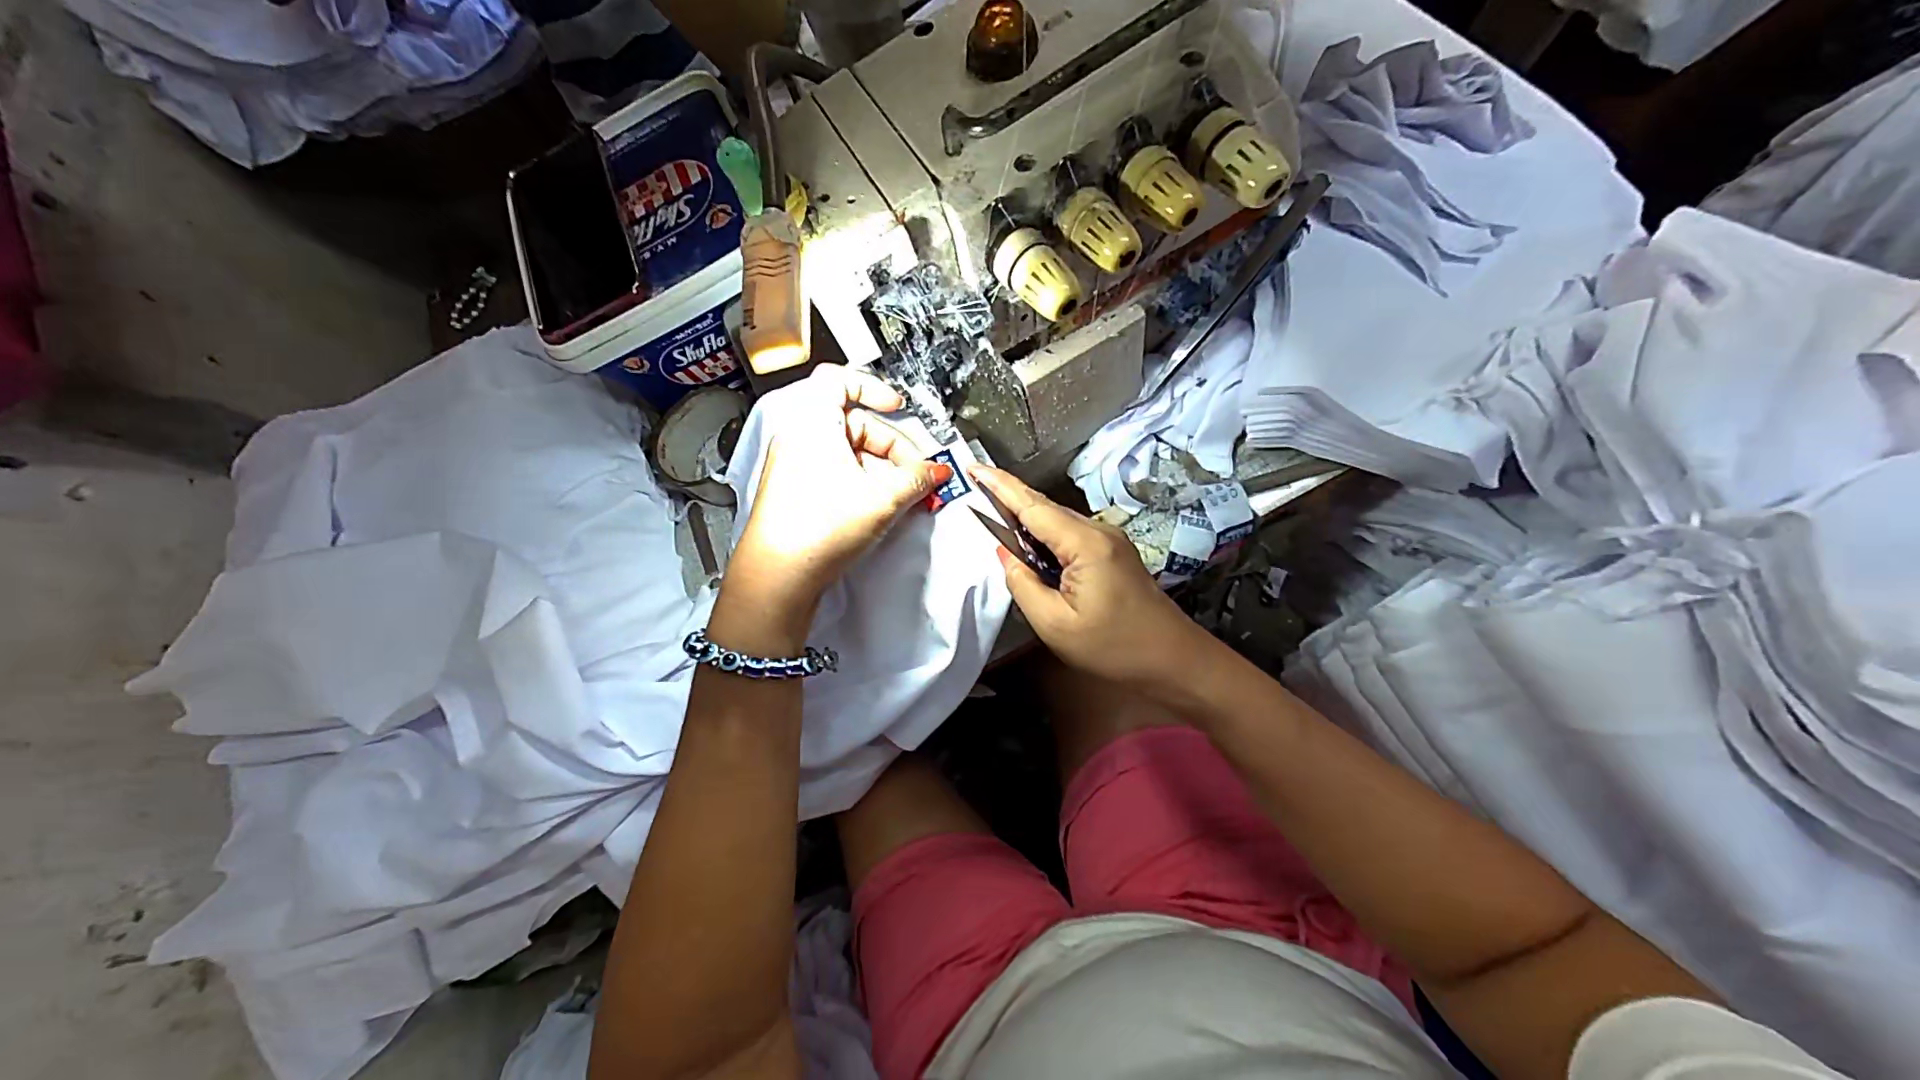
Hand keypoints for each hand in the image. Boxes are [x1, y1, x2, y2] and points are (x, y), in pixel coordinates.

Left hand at [724, 366, 950, 631]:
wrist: (779, 576)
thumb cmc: (812, 531)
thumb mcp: (883, 498)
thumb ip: (916, 478)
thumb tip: (933, 471)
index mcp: (812, 422)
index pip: (840, 380)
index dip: (873, 387)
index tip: (896, 406)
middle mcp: (799, 439)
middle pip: (855, 424)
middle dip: (893, 446)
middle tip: (916, 472)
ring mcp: (796, 467)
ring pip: (849, 453)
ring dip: (882, 470)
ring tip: (904, 495)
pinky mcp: (798, 494)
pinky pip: (837, 475)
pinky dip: (864, 484)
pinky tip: (882, 507)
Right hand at [970, 466, 1218, 695]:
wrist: (1173, 660)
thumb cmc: (1114, 647)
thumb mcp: (1055, 624)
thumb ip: (1023, 584)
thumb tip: (1005, 554)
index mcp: (1085, 544)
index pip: (1032, 506)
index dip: (999, 486)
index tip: (973, 467)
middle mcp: (1099, 532)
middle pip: (1044, 507)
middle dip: (1008, 496)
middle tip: (974, 488)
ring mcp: (1109, 540)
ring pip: (1057, 520)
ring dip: (1026, 519)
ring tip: (994, 519)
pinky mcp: (1112, 553)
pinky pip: (1069, 535)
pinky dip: (1044, 535)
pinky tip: (1029, 546)